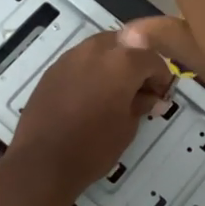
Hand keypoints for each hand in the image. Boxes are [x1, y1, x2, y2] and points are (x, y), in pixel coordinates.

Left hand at [0, 32, 171, 199]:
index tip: (161, 95)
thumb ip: (142, 104)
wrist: (42, 161)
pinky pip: (81, 59)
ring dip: (114, 62)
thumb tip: (152, 98)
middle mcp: (97, 50)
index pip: (152, 59)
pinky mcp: (53, 68)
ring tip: (115, 90)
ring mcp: (71, 56)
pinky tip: (91, 93)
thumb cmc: (93, 147)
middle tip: (139, 89)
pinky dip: (93, 69)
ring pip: (101, 47)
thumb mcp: (127, 128)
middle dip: (137, 62)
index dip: (161, 77)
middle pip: (126, 43)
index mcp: (122, 62)